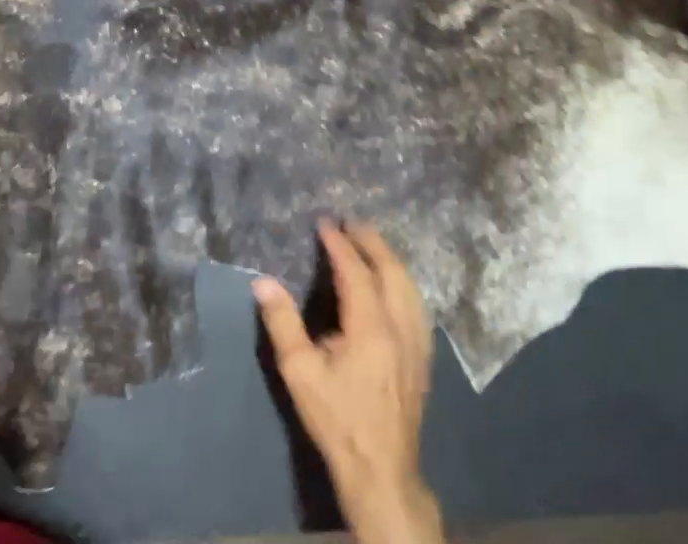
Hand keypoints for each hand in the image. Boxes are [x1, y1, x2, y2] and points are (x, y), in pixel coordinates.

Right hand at [255, 220, 442, 543]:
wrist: (381, 466)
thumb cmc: (335, 416)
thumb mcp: (298, 371)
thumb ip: (282, 323)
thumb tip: (264, 281)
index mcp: (370, 328)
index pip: (356, 274)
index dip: (340, 245)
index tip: (325, 223)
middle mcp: (400, 329)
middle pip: (393, 274)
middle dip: (373, 243)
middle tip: (353, 221)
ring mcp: (418, 345)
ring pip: (411, 290)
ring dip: (391, 261)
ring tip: (373, 244)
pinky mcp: (423, 359)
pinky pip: (418, 307)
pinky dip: (404, 284)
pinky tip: (396, 286)